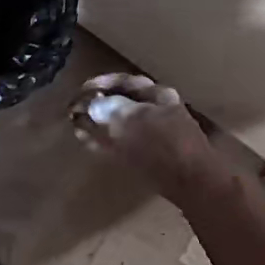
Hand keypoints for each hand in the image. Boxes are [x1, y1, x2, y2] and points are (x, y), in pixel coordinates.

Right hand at [70, 73, 264, 205]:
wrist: (190, 183)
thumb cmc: (163, 144)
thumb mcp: (131, 118)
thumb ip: (108, 107)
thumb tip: (91, 104)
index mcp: (156, 95)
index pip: (124, 81)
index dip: (98, 83)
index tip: (78, 92)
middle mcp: (156, 110)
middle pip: (120, 101)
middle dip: (95, 104)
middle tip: (73, 110)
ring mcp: (152, 134)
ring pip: (118, 123)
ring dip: (96, 123)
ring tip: (75, 125)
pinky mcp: (147, 156)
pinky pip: (119, 142)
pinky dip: (102, 140)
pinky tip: (86, 142)